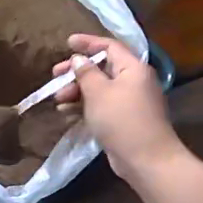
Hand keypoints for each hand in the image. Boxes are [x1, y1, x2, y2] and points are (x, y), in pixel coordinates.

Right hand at [51, 35, 183, 183]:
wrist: (146, 159)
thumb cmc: (122, 120)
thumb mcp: (98, 92)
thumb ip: (86, 73)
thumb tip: (79, 59)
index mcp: (133, 68)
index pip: (109, 46)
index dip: (87, 43)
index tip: (67, 42)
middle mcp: (134, 81)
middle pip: (102, 68)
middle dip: (77, 72)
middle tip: (55, 75)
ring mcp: (130, 102)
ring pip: (100, 89)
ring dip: (78, 92)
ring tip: (58, 100)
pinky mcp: (125, 120)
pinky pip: (102, 106)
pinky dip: (85, 107)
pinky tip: (67, 113)